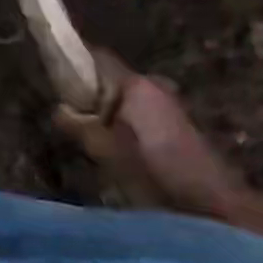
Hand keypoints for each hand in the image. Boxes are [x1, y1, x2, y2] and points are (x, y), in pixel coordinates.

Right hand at [54, 51, 244, 212]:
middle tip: (62, 110)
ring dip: (100, 108)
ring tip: (81, 131)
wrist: (216, 205)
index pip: (95, 57)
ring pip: (120, 96)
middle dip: (83, 90)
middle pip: (107, 78)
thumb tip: (59, 109)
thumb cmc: (156, 172)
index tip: (46, 67)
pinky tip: (108, 144)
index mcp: (137, 85)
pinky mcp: (174, 125)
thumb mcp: (106, 150)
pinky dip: (117, 120)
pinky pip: (133, 111)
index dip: (70, 60)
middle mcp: (153, 86)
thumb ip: (79, 126)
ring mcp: (167, 104)